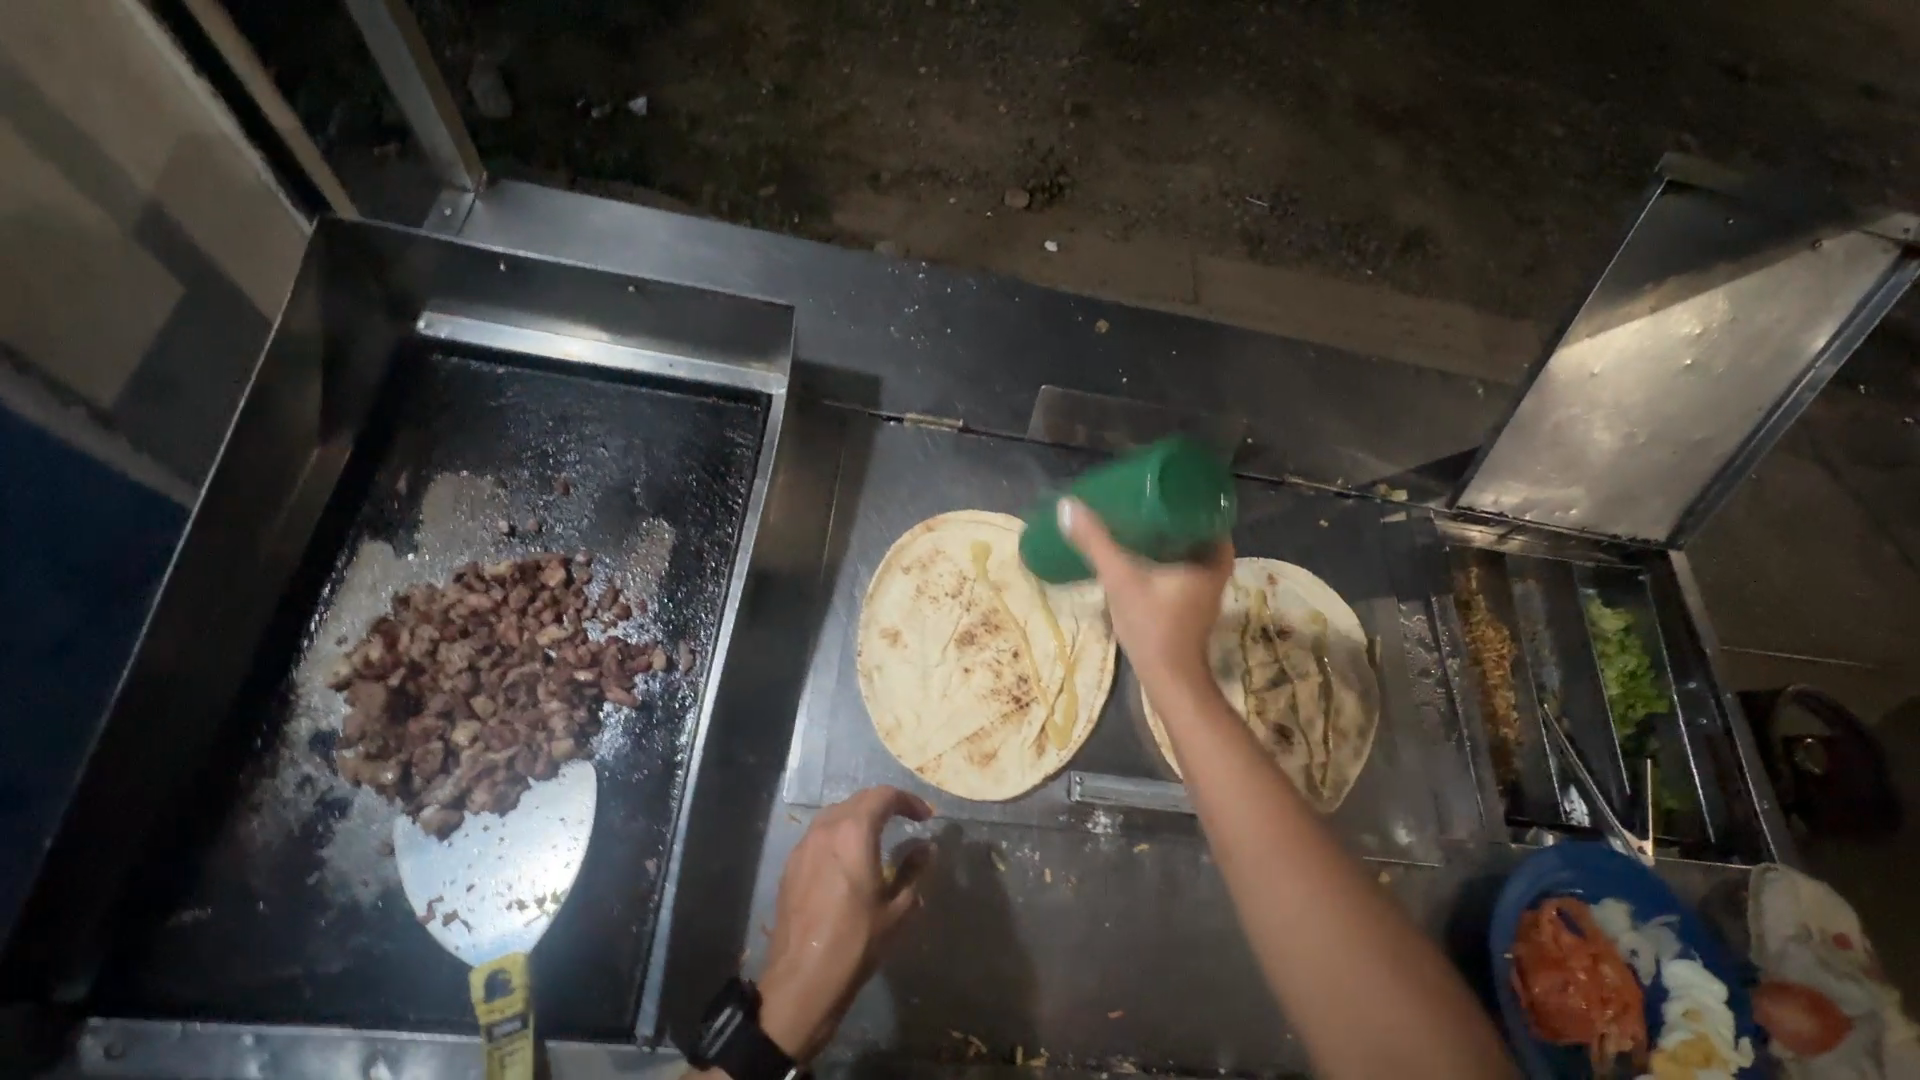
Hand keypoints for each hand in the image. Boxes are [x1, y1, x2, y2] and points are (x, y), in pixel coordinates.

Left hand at [758, 786, 934, 1061]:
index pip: (883, 796)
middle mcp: (825, 829)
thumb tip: (926, 848)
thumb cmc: (857, 941)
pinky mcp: (790, 866)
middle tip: (904, 820)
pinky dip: (838, 836)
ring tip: (876, 836)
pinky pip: (818, 836)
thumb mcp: (897, 908)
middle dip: (883, 805)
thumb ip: (912, 870)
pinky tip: (847, 859)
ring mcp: (803, 846)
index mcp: (854, 832)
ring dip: (858, 818)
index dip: (908, 800)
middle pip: (858, 801)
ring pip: (834, 815)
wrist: (803, 978)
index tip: (924, 816)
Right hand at [1059, 497, 1232, 694]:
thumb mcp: (1121, 578)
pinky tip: (1137, 548)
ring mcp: (1206, 585)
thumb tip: (1067, 505)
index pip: (1205, 508)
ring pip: (1186, 547)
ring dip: (1164, 534)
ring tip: (1133, 516)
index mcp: (1213, 554)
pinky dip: (1162, 553)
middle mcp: (1216, 566)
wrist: (1167, 678)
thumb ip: (1095, 543)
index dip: (1181, 493)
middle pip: (1193, 526)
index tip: (1155, 483)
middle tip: (1138, 496)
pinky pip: (1179, 563)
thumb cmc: (1153, 626)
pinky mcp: (1191, 600)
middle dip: (1168, 512)